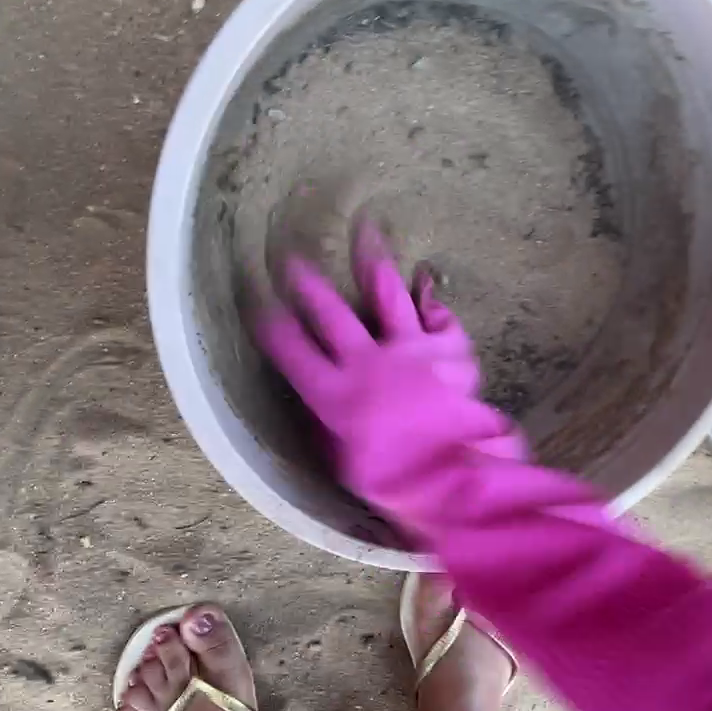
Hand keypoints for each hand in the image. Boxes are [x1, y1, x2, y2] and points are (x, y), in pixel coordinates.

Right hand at [255, 219, 524, 534]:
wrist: (453, 477)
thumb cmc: (395, 480)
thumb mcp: (345, 462)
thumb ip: (330, 428)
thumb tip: (321, 409)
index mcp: (336, 395)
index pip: (293, 353)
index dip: (273, 328)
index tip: (259, 305)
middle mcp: (368, 363)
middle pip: (331, 314)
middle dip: (308, 285)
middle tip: (293, 259)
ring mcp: (411, 352)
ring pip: (388, 296)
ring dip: (374, 262)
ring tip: (367, 230)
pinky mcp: (447, 351)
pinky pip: (440, 320)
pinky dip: (433, 304)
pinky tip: (427, 287)